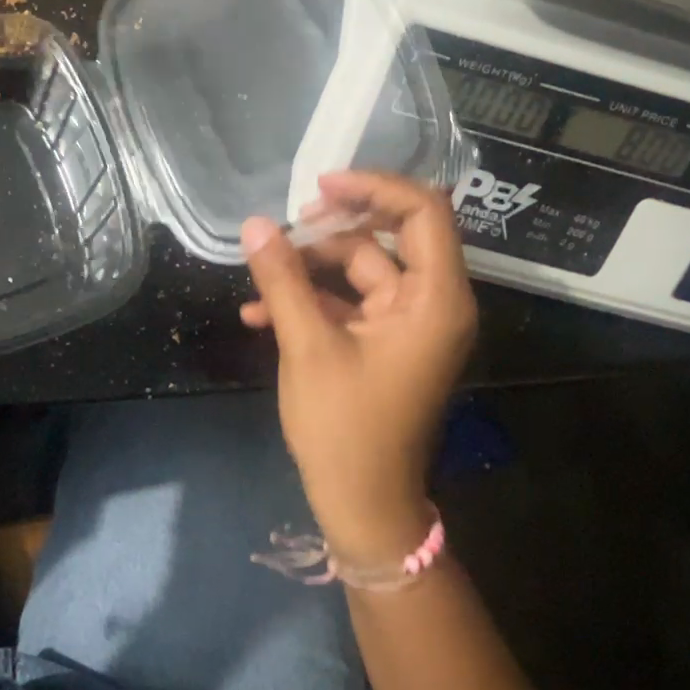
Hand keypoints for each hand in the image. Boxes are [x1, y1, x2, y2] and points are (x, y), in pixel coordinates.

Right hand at [240, 172, 476, 566]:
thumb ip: (283, 280)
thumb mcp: (307, 346)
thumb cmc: (344, 427)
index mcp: (435, 300)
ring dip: (308, 272)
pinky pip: (350, 306)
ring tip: (257, 280)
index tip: (319, 185)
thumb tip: (255, 225)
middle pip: (386, 239)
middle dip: (329, 231)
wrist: (362, 504)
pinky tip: (258, 315)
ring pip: (360, 273)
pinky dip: (311, 303)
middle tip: (281, 228)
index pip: (423, 213)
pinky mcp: (384, 346)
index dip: (373, 188)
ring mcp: (407, 327)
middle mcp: (431, 304)